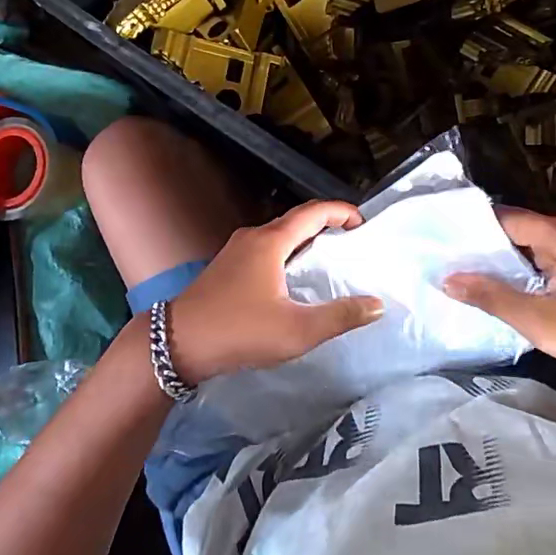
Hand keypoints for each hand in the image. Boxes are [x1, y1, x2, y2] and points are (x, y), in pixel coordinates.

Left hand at [165, 200, 384, 383]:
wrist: (178, 342)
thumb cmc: (239, 331)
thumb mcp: (297, 330)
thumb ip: (340, 317)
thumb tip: (377, 304)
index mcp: (270, 242)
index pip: (312, 212)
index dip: (340, 212)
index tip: (362, 223)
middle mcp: (251, 238)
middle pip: (294, 220)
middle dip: (325, 225)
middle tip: (351, 243)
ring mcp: (234, 251)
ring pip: (277, 236)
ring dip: (304, 240)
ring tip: (328, 261)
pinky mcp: (224, 268)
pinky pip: (263, 250)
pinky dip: (285, 254)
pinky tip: (291, 280)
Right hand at [444, 207, 555, 385]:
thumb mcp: (544, 323)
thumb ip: (493, 298)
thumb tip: (447, 279)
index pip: (502, 219)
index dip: (467, 228)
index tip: (433, 239)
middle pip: (511, 230)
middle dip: (477, 246)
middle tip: (437, 260)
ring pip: (523, 247)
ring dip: (496, 262)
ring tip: (456, 273)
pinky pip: (538, 260)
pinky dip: (516, 272)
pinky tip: (493, 287)